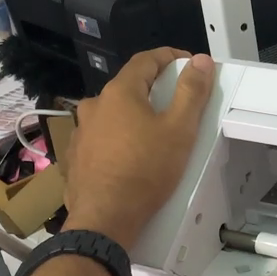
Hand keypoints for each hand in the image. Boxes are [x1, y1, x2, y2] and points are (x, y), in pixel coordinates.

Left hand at [59, 48, 214, 247]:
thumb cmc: (146, 170)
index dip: (169, 57)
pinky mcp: (76, 158)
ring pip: (112, 114)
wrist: (105, 218)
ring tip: (153, 132)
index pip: (145, 60)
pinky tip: (129, 155)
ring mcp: (80, 132)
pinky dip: (118, 138)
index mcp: (119, 93)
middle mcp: (94, 106)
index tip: (188, 64)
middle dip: (153, 88)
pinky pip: (101, 138)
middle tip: (176, 101)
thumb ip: (191, 91)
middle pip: (127, 87)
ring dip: (133, 115)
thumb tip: (200, 60)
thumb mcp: (180, 129)